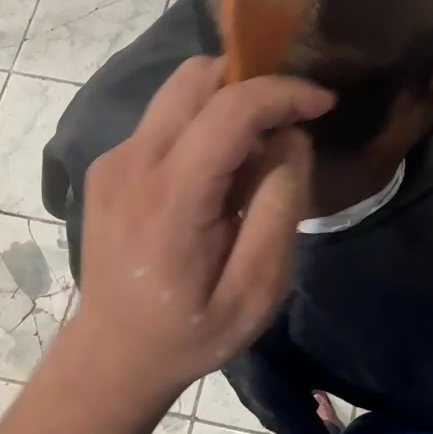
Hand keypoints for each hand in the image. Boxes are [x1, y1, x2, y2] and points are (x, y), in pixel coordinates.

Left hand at [76, 57, 332, 399]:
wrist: (112, 356)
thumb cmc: (192, 331)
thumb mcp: (258, 290)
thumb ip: (281, 207)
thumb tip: (291, 138)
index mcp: (171, 199)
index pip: (229, 108)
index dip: (283, 92)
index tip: (323, 104)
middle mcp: (133, 163)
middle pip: (198, 77)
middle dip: (255, 82)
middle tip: (292, 120)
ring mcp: (114, 158)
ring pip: (181, 88)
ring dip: (229, 98)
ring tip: (257, 149)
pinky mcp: (109, 162)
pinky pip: (167, 115)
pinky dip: (205, 120)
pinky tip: (220, 171)